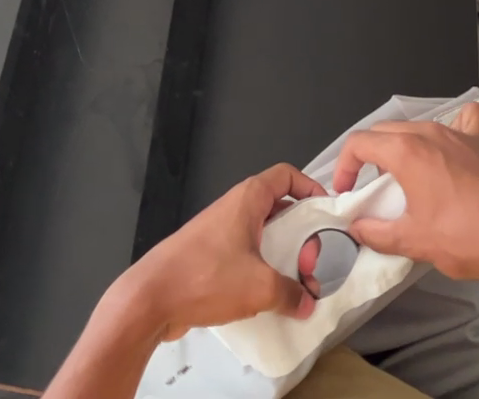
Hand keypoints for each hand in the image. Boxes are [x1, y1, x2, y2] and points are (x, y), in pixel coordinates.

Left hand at [116, 164, 327, 339]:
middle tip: (309, 266)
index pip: (286, 176)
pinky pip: (248, 257)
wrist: (151, 298)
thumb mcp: (260, 287)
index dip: (310, 189)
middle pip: (280, 210)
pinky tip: (270, 300)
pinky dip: (264, 273)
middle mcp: (235, 209)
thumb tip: (305, 302)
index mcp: (248, 199)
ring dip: (284, 260)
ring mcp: (222, 232)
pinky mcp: (212, 257)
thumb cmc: (203, 277)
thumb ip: (291, 293)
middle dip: (302, 238)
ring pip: (265, 237)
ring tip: (296, 289)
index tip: (327, 214)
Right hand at [334, 101, 478, 285]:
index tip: (345, 192)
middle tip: (370, 189)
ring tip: (404, 177)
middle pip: (385, 131)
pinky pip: (464, 121)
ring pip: (417, 127)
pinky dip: (453, 127)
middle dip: (370, 156)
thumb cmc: (466, 239)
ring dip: (402, 146)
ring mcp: (459, 134)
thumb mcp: (413, 241)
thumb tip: (358, 228)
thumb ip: (377, 233)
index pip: (359, 143)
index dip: (344, 167)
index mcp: (405, 150)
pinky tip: (452, 147)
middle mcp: (429, 133)